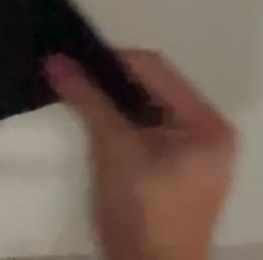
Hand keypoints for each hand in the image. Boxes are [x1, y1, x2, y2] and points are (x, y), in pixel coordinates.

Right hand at [46, 50, 236, 259]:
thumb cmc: (144, 206)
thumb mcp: (112, 147)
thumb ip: (86, 98)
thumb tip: (54, 58)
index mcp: (207, 124)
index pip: (153, 67)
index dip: (109, 57)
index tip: (67, 57)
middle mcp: (208, 132)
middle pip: (150, 84)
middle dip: (107, 76)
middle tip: (66, 71)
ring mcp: (194, 152)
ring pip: (143, 104)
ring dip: (109, 96)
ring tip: (72, 90)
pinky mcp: (176, 167)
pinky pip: (143, 125)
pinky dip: (116, 116)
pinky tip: (89, 117)